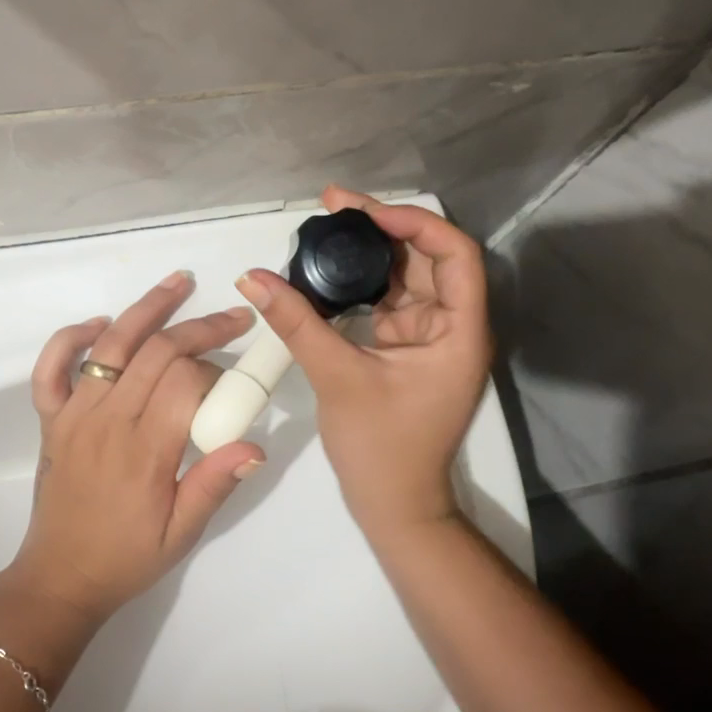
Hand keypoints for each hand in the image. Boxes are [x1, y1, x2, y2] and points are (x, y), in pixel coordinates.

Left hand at [5, 271, 266, 621]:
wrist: (60, 578)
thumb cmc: (127, 557)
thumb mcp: (182, 534)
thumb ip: (214, 485)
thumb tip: (256, 445)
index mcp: (145, 451)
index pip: (185, 382)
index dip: (216, 369)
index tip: (236, 376)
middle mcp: (108, 421)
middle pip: (156, 352)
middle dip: (200, 327)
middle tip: (234, 317)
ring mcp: (74, 415)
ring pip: (111, 346)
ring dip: (146, 308)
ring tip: (180, 281)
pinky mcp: (51, 418)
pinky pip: (52, 368)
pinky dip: (71, 339)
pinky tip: (99, 323)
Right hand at [235, 186, 492, 539]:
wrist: (394, 506)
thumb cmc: (381, 448)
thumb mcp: (337, 378)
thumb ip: (297, 322)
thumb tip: (252, 277)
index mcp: (460, 331)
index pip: (453, 254)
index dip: (413, 224)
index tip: (362, 212)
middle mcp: (453, 325)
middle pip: (427, 257)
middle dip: (382, 227)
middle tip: (332, 204)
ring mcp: (431, 336)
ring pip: (407, 275)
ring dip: (371, 250)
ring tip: (326, 225)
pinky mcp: (408, 346)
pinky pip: (390, 299)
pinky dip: (362, 281)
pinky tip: (330, 266)